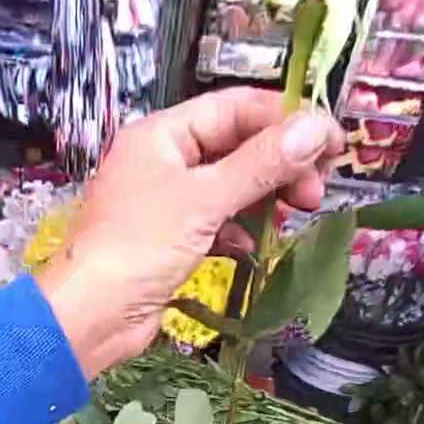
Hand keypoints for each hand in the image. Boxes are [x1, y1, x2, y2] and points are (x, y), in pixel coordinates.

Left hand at [35, 87, 344, 377]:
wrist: (93, 314)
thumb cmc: (139, 246)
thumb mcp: (205, 199)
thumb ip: (260, 165)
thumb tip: (315, 128)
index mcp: (164, 134)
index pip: (235, 109)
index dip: (285, 120)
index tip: (330, 142)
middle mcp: (165, 162)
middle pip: (236, 148)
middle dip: (279, 165)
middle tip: (315, 191)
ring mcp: (167, 204)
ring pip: (229, 189)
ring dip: (263, 198)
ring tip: (295, 214)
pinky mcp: (171, 243)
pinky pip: (215, 225)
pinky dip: (238, 232)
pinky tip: (251, 247)